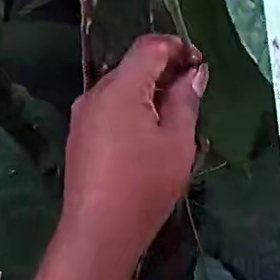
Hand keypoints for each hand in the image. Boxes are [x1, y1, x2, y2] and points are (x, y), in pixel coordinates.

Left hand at [60, 35, 206, 261]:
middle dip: (166, 71)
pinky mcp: (79, 136)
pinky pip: (110, 109)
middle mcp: (95, 93)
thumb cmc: (145, 184)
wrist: (99, 233)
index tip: (200, 65)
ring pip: (122, 89)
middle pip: (133, 66)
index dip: (178, 47)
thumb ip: (185, 99)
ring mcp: (83, 116)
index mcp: (120, 87)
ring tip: (176, 120)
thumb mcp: (178, 141)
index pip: (149, 47)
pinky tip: (150, 137)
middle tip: (194, 94)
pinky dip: (133, 110)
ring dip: (150, 92)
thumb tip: (194, 72)